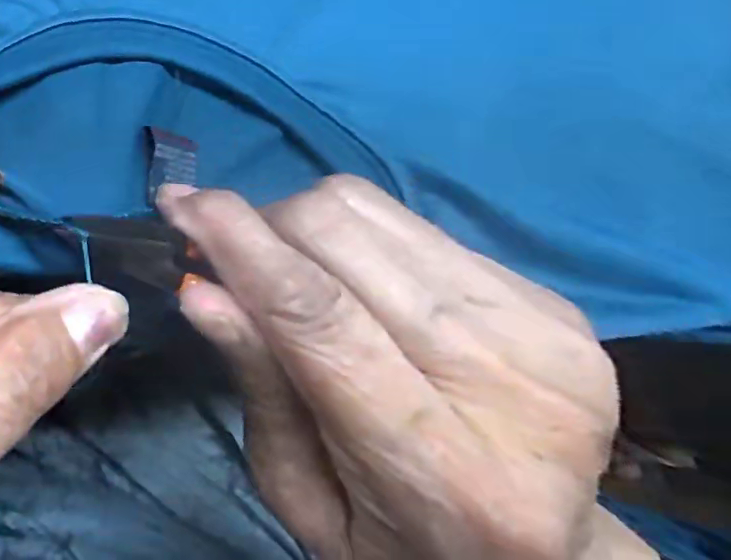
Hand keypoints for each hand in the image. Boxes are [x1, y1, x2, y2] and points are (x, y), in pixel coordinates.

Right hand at [160, 177, 653, 559]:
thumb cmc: (397, 544)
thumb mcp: (301, 493)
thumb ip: (257, 382)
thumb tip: (198, 288)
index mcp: (444, 472)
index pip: (318, 314)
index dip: (239, 243)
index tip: (178, 205)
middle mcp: (508, 388)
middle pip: (337, 236)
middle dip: (260, 224)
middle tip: (228, 253)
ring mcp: (541, 334)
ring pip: (366, 209)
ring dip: (300, 222)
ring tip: (290, 266)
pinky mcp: (552, 300)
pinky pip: (404, 218)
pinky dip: (352, 234)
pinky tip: (355, 277)